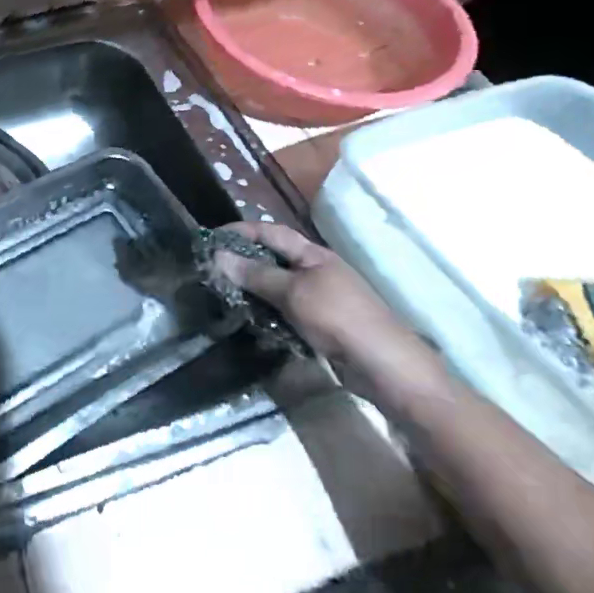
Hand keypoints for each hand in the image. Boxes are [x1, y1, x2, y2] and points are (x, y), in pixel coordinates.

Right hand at [210, 222, 406, 361]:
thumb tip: (219, 255)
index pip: (272, 232)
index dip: (243, 230)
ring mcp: (320, 299)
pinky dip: (269, 314)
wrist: (380, 362)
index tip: (213, 237)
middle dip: (245, 262)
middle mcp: (316, 271)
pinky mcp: (320, 325)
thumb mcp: (292, 292)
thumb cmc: (337, 316)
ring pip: (278, 288)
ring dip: (255, 291)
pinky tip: (252, 322)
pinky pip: (287, 312)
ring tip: (225, 296)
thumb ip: (256, 274)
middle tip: (213, 270)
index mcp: (313, 254)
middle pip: (274, 259)